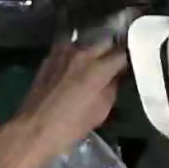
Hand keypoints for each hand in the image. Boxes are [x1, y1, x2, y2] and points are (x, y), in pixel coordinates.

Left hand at [9, 40, 127, 161]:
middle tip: (116, 60)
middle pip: (105, 41)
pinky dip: (77, 53)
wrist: (36, 126)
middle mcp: (82, 53)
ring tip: (97, 61)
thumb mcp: (102, 109)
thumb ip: (112, 86)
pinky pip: (70, 48)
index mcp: (99, 68)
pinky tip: (78, 64)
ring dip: (94, 49)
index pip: (122, 53)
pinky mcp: (51, 55)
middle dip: (113, 49)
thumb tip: (116, 75)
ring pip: (87, 42)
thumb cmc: (72, 124)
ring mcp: (64, 52)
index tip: (133, 62)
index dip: (130, 57)